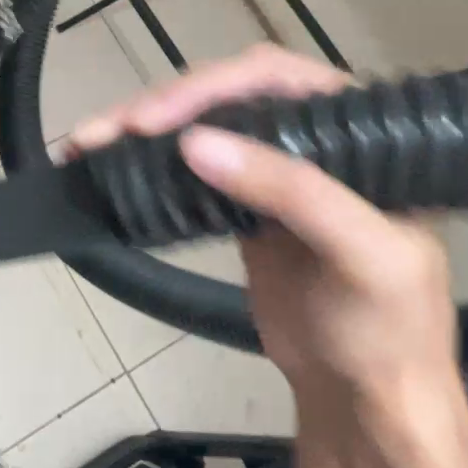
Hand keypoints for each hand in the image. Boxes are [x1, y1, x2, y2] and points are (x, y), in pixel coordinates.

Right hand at [70, 44, 457, 395]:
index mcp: (363, 134)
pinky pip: (180, 166)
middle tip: (99, 133)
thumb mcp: (361, 256)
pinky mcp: (233, 202)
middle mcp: (313, 139)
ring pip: (192, 127)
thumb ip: (291, 193)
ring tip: (83, 145)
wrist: (361, 388)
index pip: (275, 79)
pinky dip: (138, 164)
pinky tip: (103, 166)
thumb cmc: (384, 325)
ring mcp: (268, 171)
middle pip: (220, 97)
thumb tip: (194, 143)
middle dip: (154, 109)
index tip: (147, 121)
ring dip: (134, 133)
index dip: (205, 88)